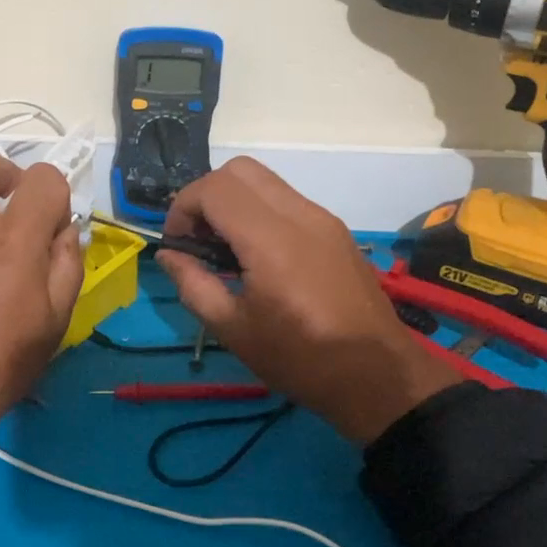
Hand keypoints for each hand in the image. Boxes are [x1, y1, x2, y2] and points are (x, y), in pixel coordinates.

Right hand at [156, 157, 460, 444]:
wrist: (378, 376)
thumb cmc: (300, 359)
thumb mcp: (234, 330)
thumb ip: (193, 284)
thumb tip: (168, 255)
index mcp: (271, 240)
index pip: (214, 189)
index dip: (183, 208)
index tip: (177, 245)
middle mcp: (300, 215)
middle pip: (239, 169)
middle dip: (206, 195)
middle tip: (198, 239)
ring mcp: (323, 218)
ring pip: (265, 180)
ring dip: (233, 201)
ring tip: (225, 249)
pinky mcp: (336, 229)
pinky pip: (287, 199)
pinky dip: (259, 210)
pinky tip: (257, 256)